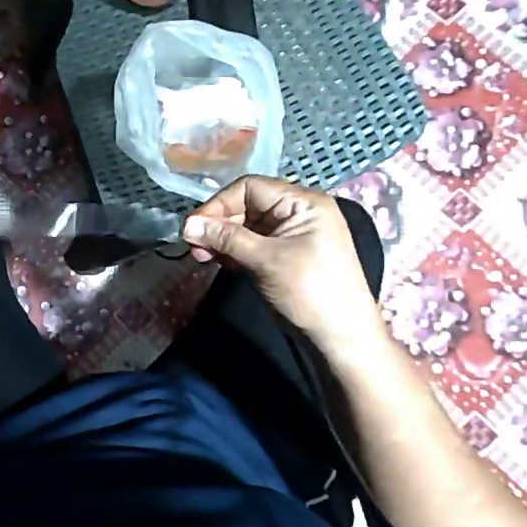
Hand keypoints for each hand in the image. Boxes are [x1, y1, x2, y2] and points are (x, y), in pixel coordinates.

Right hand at [182, 175, 384, 349]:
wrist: (340, 338)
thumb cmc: (310, 292)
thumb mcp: (266, 260)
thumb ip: (226, 238)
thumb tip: (186, 224)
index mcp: (303, 203)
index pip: (250, 188)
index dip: (219, 204)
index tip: (194, 226)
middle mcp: (296, 213)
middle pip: (245, 206)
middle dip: (217, 223)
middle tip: (192, 245)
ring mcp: (289, 236)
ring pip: (244, 227)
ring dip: (220, 239)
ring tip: (199, 256)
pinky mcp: (281, 257)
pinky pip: (249, 245)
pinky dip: (230, 251)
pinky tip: (214, 261)